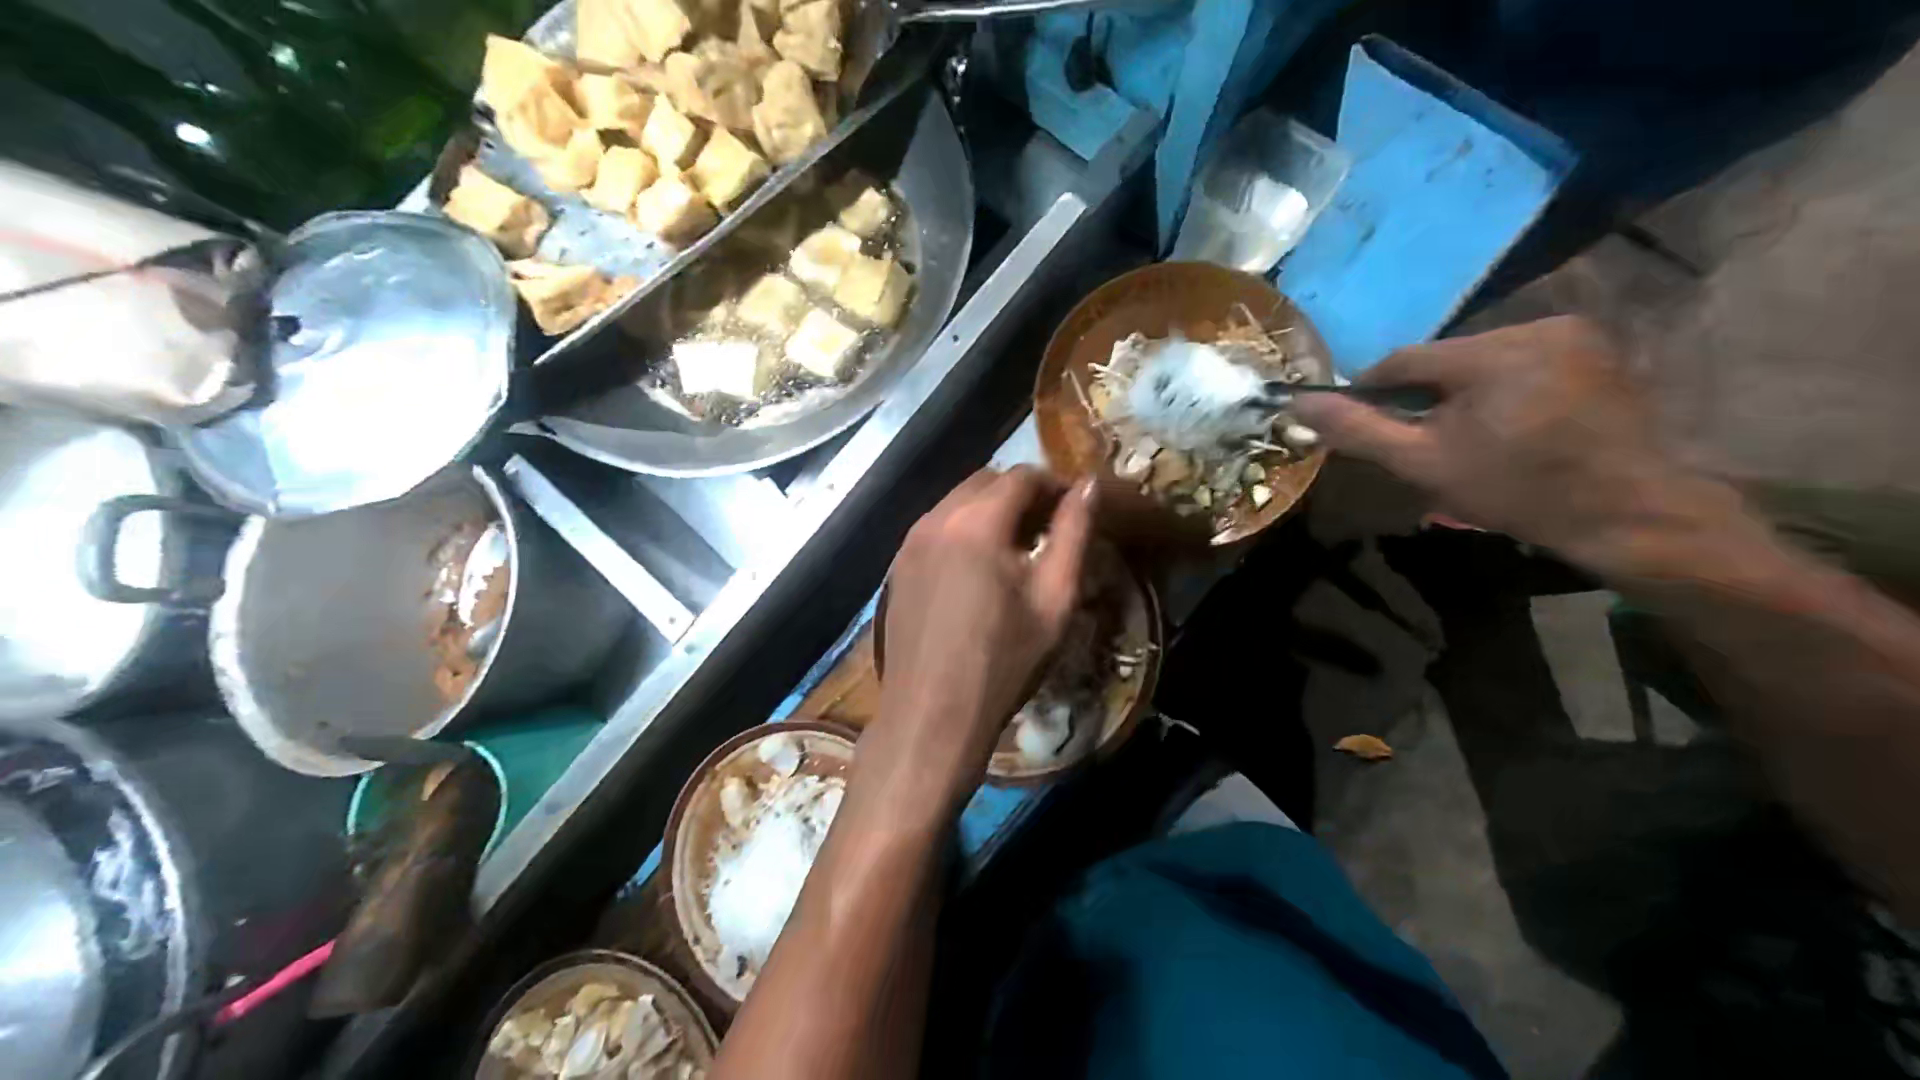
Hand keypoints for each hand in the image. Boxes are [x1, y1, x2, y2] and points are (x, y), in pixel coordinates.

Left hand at [872, 467, 1095, 808]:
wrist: (932, 715)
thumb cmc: (1003, 661)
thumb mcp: (1054, 597)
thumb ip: (1074, 533)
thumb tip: (1089, 486)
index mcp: (976, 521)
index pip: (1021, 476)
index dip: (1054, 485)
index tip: (1075, 507)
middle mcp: (935, 519)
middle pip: (985, 481)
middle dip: (1021, 493)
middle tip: (1050, 527)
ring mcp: (909, 543)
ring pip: (957, 502)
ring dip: (991, 511)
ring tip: (1018, 548)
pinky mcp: (897, 567)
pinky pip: (936, 529)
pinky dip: (963, 531)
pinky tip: (979, 568)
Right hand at [1290, 316, 1743, 574]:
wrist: (1628, 513)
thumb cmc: (1515, 490)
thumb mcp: (1422, 464)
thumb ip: (1358, 429)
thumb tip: (1298, 404)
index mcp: (1491, 352)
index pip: (1403, 359)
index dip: (1371, 390)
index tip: (1363, 424)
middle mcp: (1536, 327)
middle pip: (1445, 358)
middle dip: (1423, 395)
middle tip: (1419, 439)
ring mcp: (1574, 336)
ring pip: (1482, 359)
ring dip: (1461, 390)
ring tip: (1465, 435)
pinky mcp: (1598, 351)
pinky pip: (1520, 361)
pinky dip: (1499, 387)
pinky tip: (1508, 424)